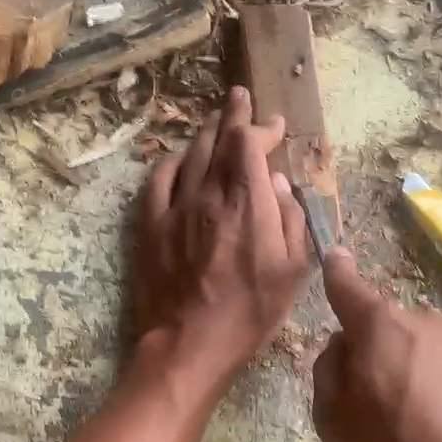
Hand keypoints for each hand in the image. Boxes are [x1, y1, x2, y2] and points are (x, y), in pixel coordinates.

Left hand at [132, 87, 308, 379]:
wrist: (187, 344)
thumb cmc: (249, 313)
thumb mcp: (292, 272)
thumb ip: (291, 221)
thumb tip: (280, 186)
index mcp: (247, 203)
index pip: (250, 144)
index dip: (262, 127)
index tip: (274, 124)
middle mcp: (208, 195)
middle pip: (218, 140)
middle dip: (232, 115)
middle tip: (238, 97)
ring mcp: (174, 208)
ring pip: (189, 155)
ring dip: (204, 134)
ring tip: (214, 122)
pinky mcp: (149, 226)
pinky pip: (157, 180)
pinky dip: (170, 162)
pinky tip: (178, 159)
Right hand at [312, 249, 441, 441]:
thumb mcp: (333, 422)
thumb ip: (328, 373)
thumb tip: (342, 348)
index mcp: (378, 327)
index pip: (348, 289)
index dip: (337, 274)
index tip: (335, 256)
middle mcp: (423, 325)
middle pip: (386, 330)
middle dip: (374, 353)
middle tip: (368, 404)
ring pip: (419, 355)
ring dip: (408, 378)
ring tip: (409, 432)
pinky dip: (439, 398)